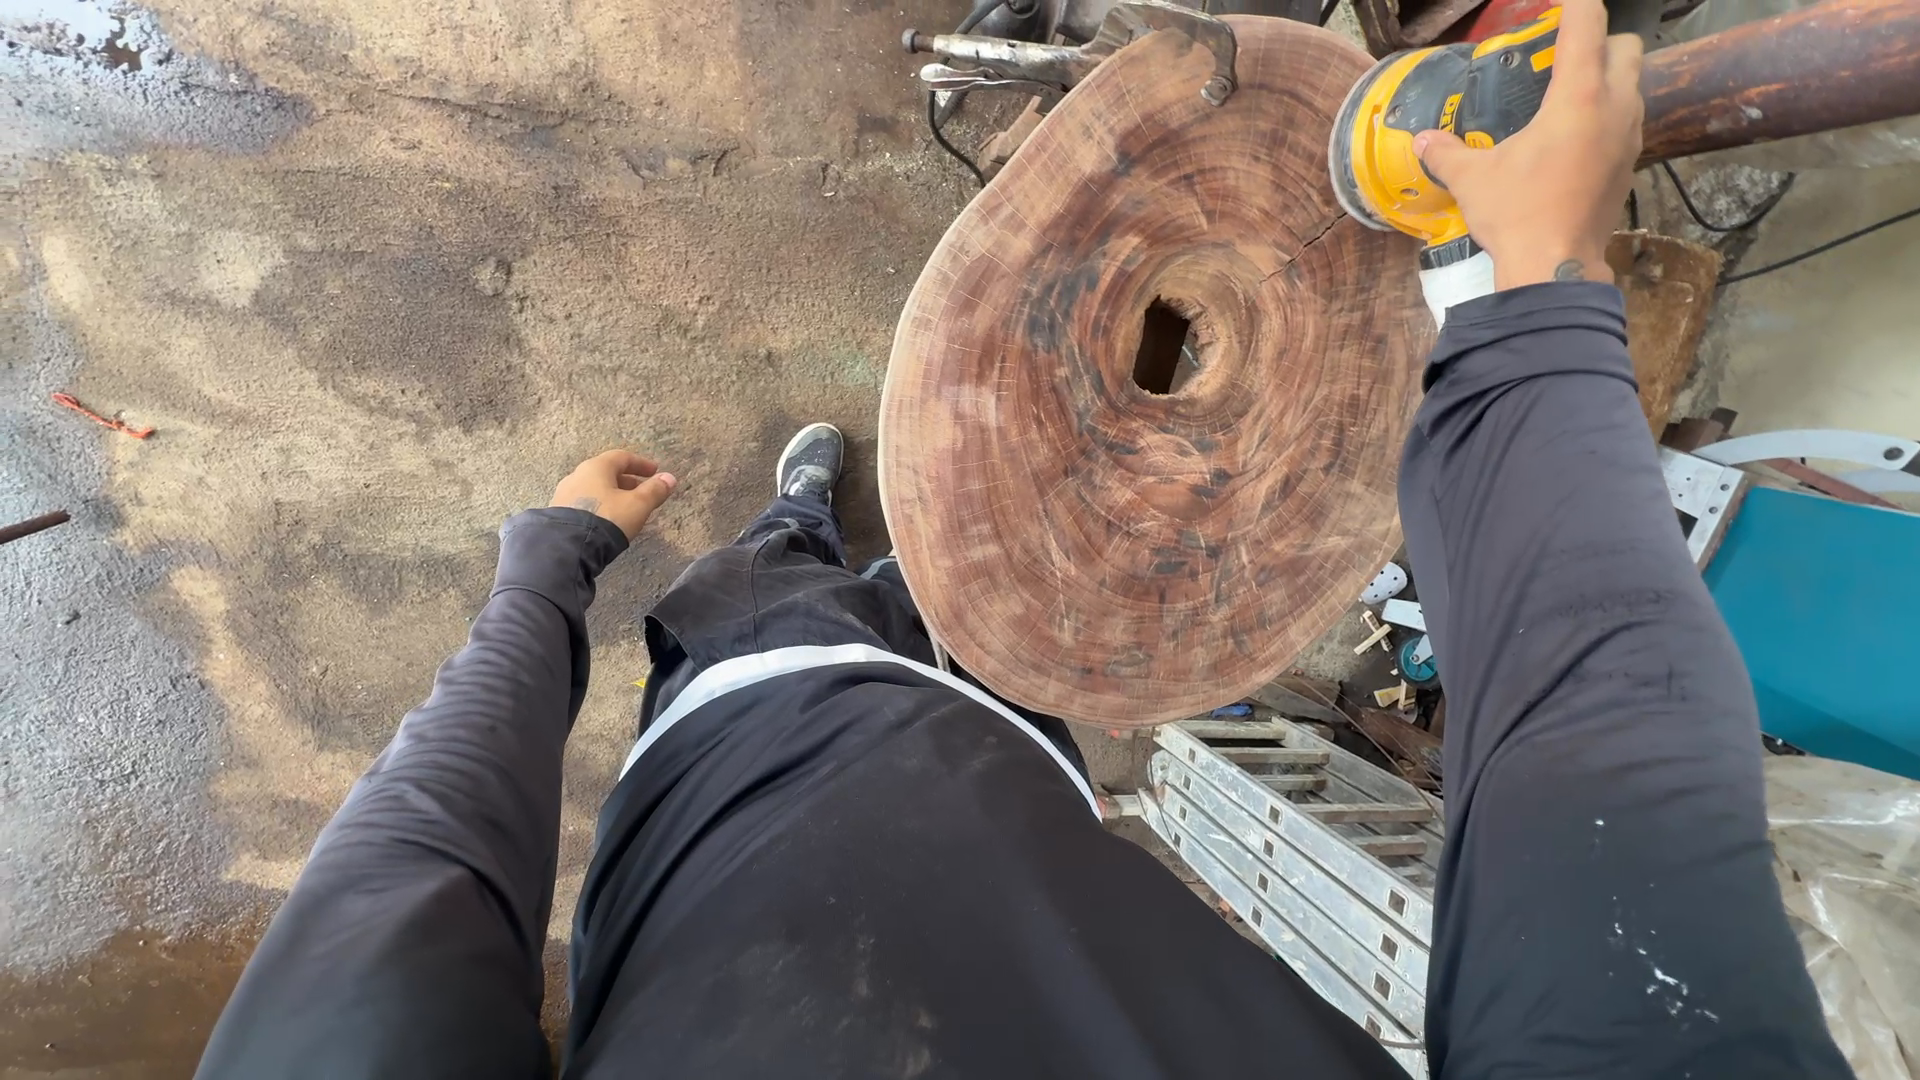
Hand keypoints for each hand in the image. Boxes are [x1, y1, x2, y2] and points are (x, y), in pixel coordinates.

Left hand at [550, 450, 676, 539]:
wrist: (569, 545)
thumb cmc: (608, 518)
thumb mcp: (638, 505)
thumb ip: (654, 491)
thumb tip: (670, 478)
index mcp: (596, 468)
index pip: (621, 457)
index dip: (641, 463)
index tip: (655, 472)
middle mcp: (577, 476)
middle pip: (606, 472)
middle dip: (627, 480)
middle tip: (643, 490)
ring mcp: (565, 494)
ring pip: (595, 488)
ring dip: (613, 494)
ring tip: (627, 507)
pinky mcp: (559, 512)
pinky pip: (585, 502)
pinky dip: (601, 505)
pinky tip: (608, 519)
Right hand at [1412, 0, 1642, 289]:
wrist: (1553, 263)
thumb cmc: (1515, 213)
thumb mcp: (1471, 181)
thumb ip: (1446, 155)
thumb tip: (1421, 141)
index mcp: (1578, 98)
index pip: (1586, 27)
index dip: (1575, 5)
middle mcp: (1615, 105)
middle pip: (1624, 47)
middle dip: (1598, 43)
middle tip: (1563, 59)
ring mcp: (1629, 134)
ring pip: (1631, 83)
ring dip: (1606, 80)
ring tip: (1568, 101)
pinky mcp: (1629, 162)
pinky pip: (1626, 120)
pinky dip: (1606, 116)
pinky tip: (1575, 140)